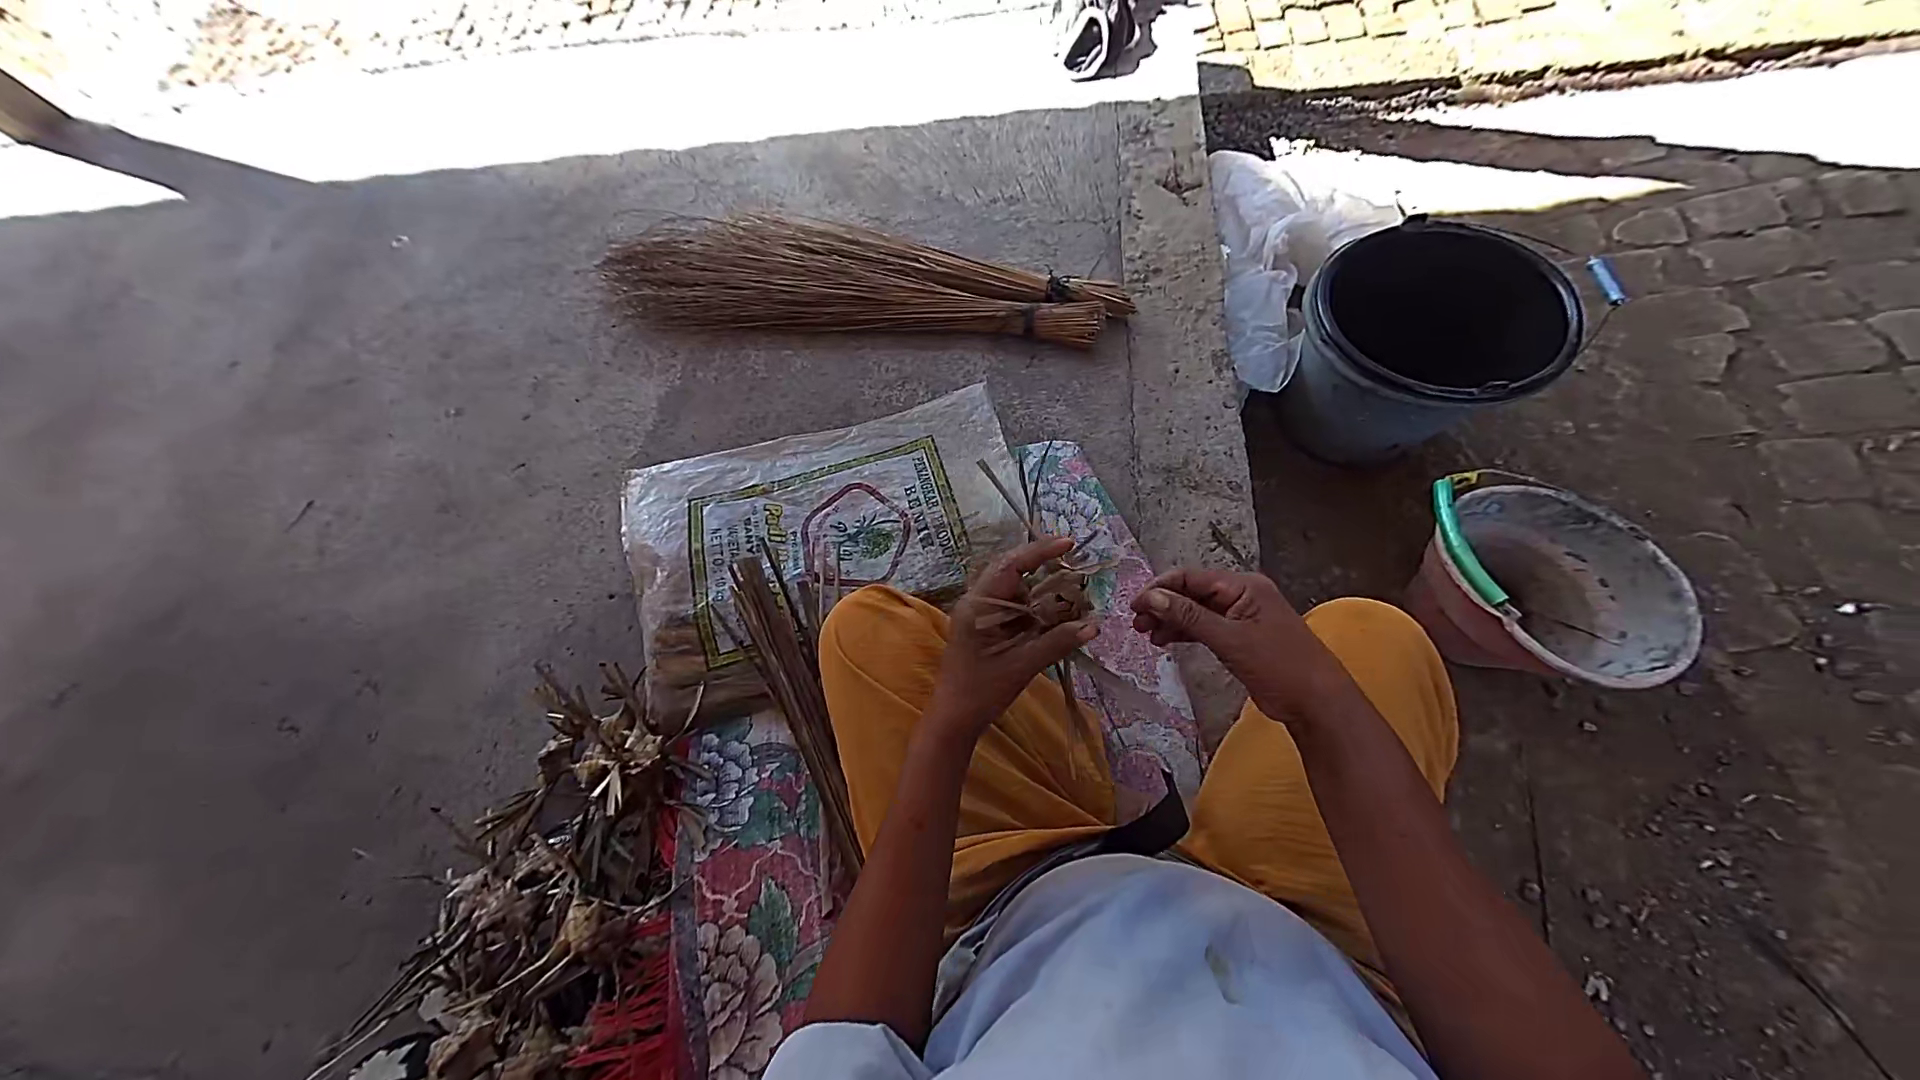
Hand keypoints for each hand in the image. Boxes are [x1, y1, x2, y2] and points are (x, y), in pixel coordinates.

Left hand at [928, 537, 1099, 741]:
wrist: (955, 718)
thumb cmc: (981, 691)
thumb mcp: (1021, 666)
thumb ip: (1056, 643)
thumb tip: (1093, 625)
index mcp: (977, 605)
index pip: (1009, 566)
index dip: (1039, 552)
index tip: (1068, 544)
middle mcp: (977, 603)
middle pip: (1014, 573)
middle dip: (1046, 569)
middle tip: (1077, 568)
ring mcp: (982, 615)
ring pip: (1018, 591)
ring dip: (1044, 592)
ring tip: (1074, 595)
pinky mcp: (989, 628)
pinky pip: (1017, 609)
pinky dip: (1038, 610)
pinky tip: (1059, 616)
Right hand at [1129, 567, 1351, 724]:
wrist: (1317, 702)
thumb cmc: (1278, 665)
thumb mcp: (1229, 638)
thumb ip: (1188, 615)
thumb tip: (1151, 597)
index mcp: (1243, 586)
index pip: (1190, 577)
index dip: (1159, 589)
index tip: (1134, 606)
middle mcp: (1241, 595)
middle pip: (1191, 593)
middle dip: (1162, 605)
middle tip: (1136, 624)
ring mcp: (1241, 617)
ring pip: (1195, 611)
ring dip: (1170, 620)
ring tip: (1146, 635)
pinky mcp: (1240, 637)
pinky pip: (1204, 627)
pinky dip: (1184, 632)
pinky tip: (1165, 641)